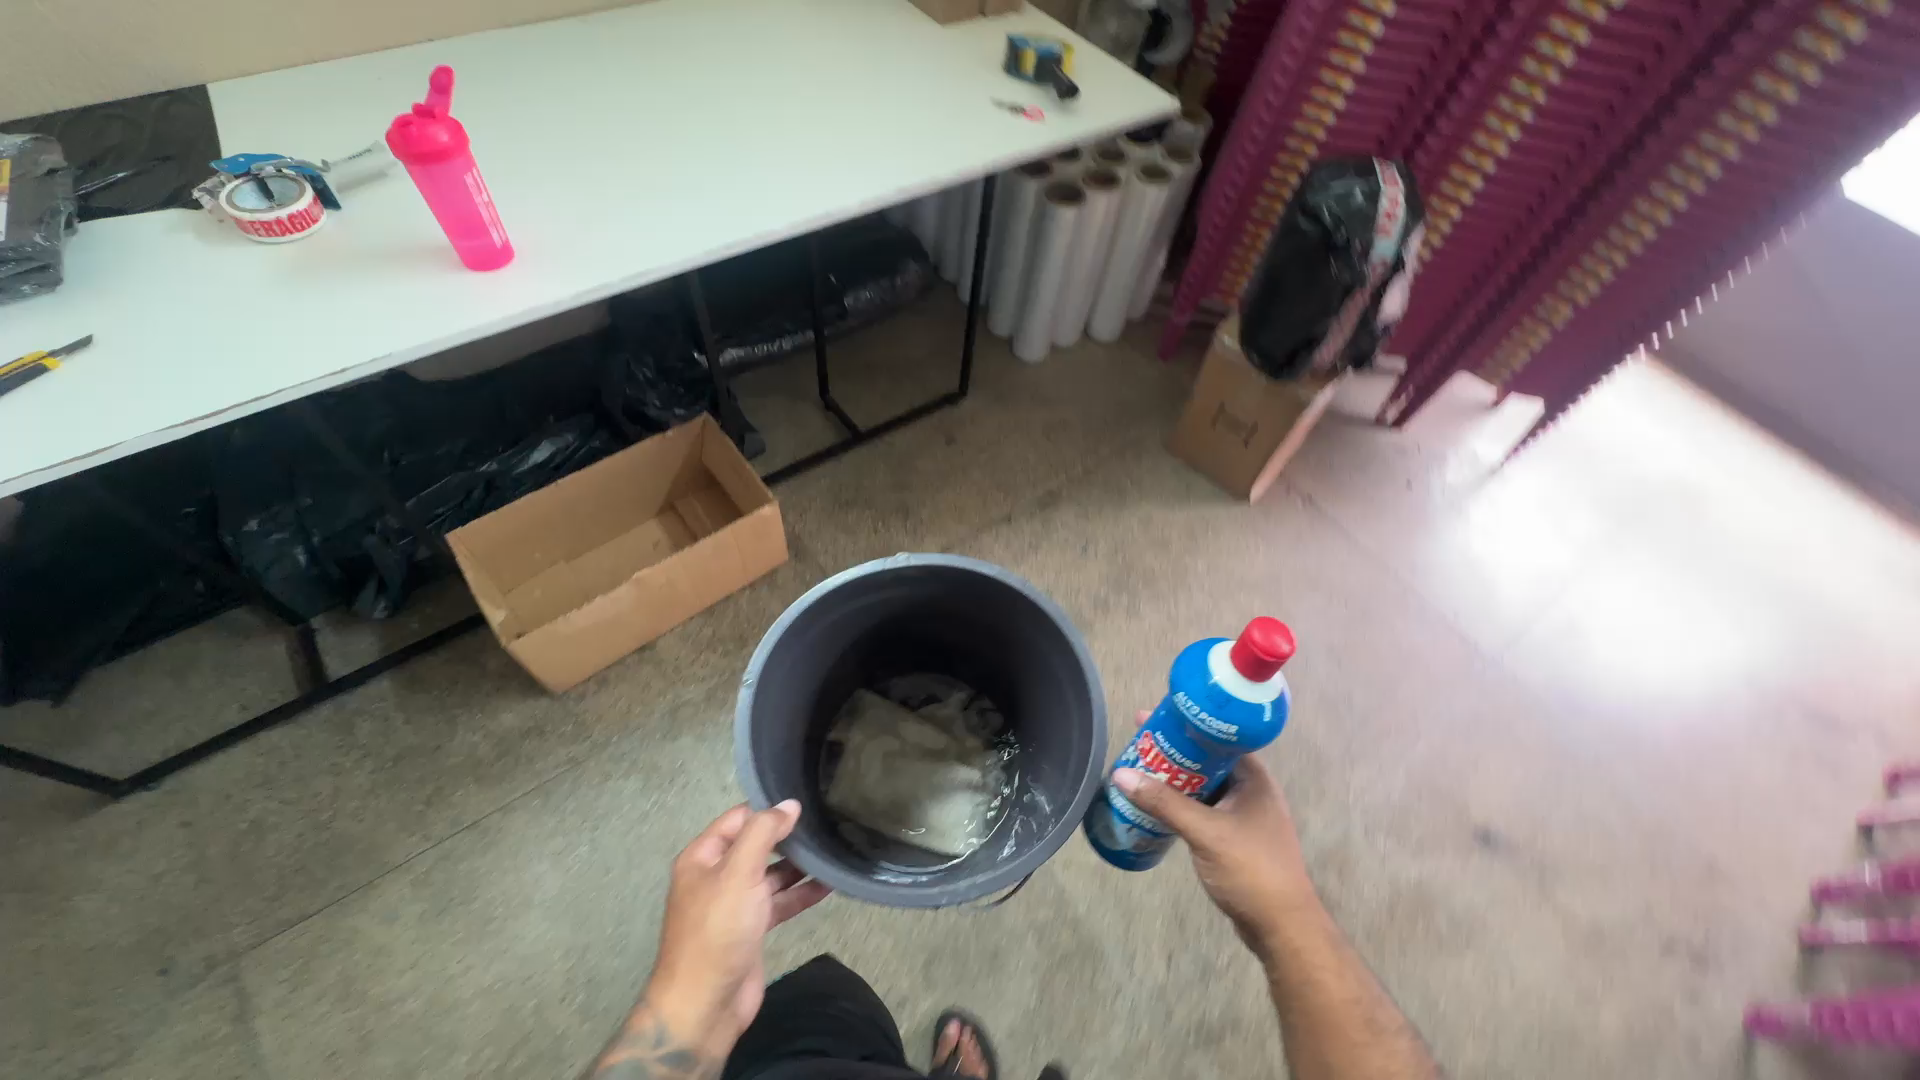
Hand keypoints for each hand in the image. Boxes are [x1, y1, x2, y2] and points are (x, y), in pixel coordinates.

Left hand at [640, 801, 830, 1064]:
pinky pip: (778, 902)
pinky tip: (829, 885)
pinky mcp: (750, 929)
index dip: (769, 809)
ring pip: (770, 874)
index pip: (738, 818)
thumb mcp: (738, 872)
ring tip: (832, 850)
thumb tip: (790, 804)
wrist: (704, 1005)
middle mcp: (716, 876)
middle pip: (756, 845)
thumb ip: (763, 833)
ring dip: (798, 865)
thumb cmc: (717, 930)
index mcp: (702, 857)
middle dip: (787, 836)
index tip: (805, 801)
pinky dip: (800, 893)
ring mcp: (734, 904)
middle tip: (825, 822)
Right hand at [1113, 711, 1315, 960]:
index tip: (1151, 718)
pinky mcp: (1234, 839)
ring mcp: (1243, 816)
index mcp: (1253, 778)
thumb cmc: (1251, 870)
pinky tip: (1155, 807)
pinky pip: (1202, 810)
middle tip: (1137, 743)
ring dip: (1173, 781)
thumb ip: (1164, 802)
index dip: (1184, 726)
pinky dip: (1180, 805)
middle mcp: (1250, 791)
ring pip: (1202, 787)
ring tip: (1138, 770)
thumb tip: (1120, 774)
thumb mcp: (1205, 832)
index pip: (1216, 738)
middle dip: (1171, 753)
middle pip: (1205, 761)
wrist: (1282, 928)